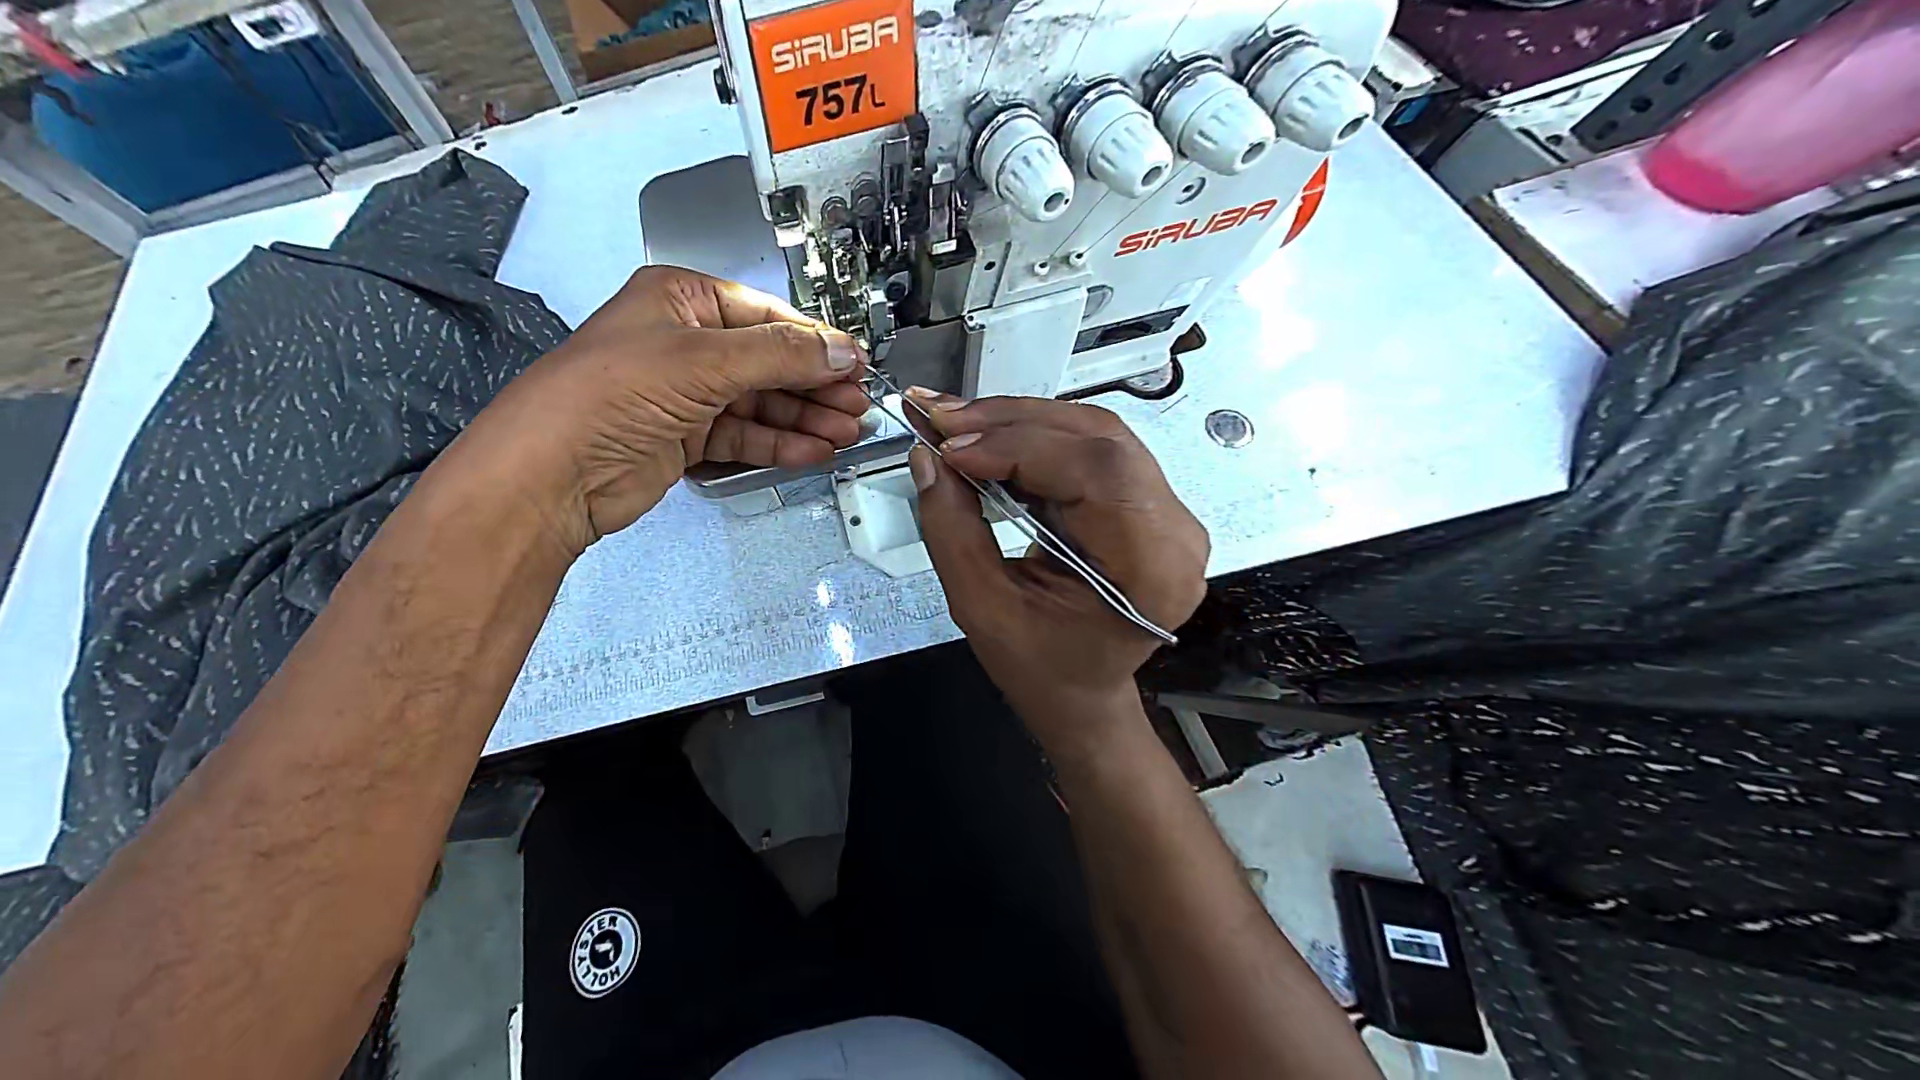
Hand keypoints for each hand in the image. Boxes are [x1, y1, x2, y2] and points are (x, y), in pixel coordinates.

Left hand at [462, 266, 869, 554]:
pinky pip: (747, 435)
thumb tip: (836, 350)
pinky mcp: (688, 436)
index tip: (853, 363)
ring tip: (844, 432)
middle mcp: (686, 344)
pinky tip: (811, 450)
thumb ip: (778, 354)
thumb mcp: (701, 360)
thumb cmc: (599, 398)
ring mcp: (688, 393)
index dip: (815, 342)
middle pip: (771, 362)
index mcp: (681, 301)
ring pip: (763, 403)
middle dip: (816, 385)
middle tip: (855, 403)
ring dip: (805, 418)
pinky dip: (780, 443)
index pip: (767, 317)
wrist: (551, 476)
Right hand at [906, 392, 1208, 754]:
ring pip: (1092, 432)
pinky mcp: (1140, 501)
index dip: (1016, 445)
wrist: (1081, 689)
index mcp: (1153, 569)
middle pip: (1098, 438)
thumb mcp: (984, 609)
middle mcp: (1173, 531)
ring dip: (1018, 422)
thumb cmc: (1043, 668)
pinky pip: (1087, 448)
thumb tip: (928, 459)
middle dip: (1010, 422)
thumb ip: (953, 530)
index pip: (1095, 471)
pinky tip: (989, 441)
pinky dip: (1032, 438)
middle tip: (941, 418)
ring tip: (957, 426)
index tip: (948, 444)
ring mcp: (1163, 512)